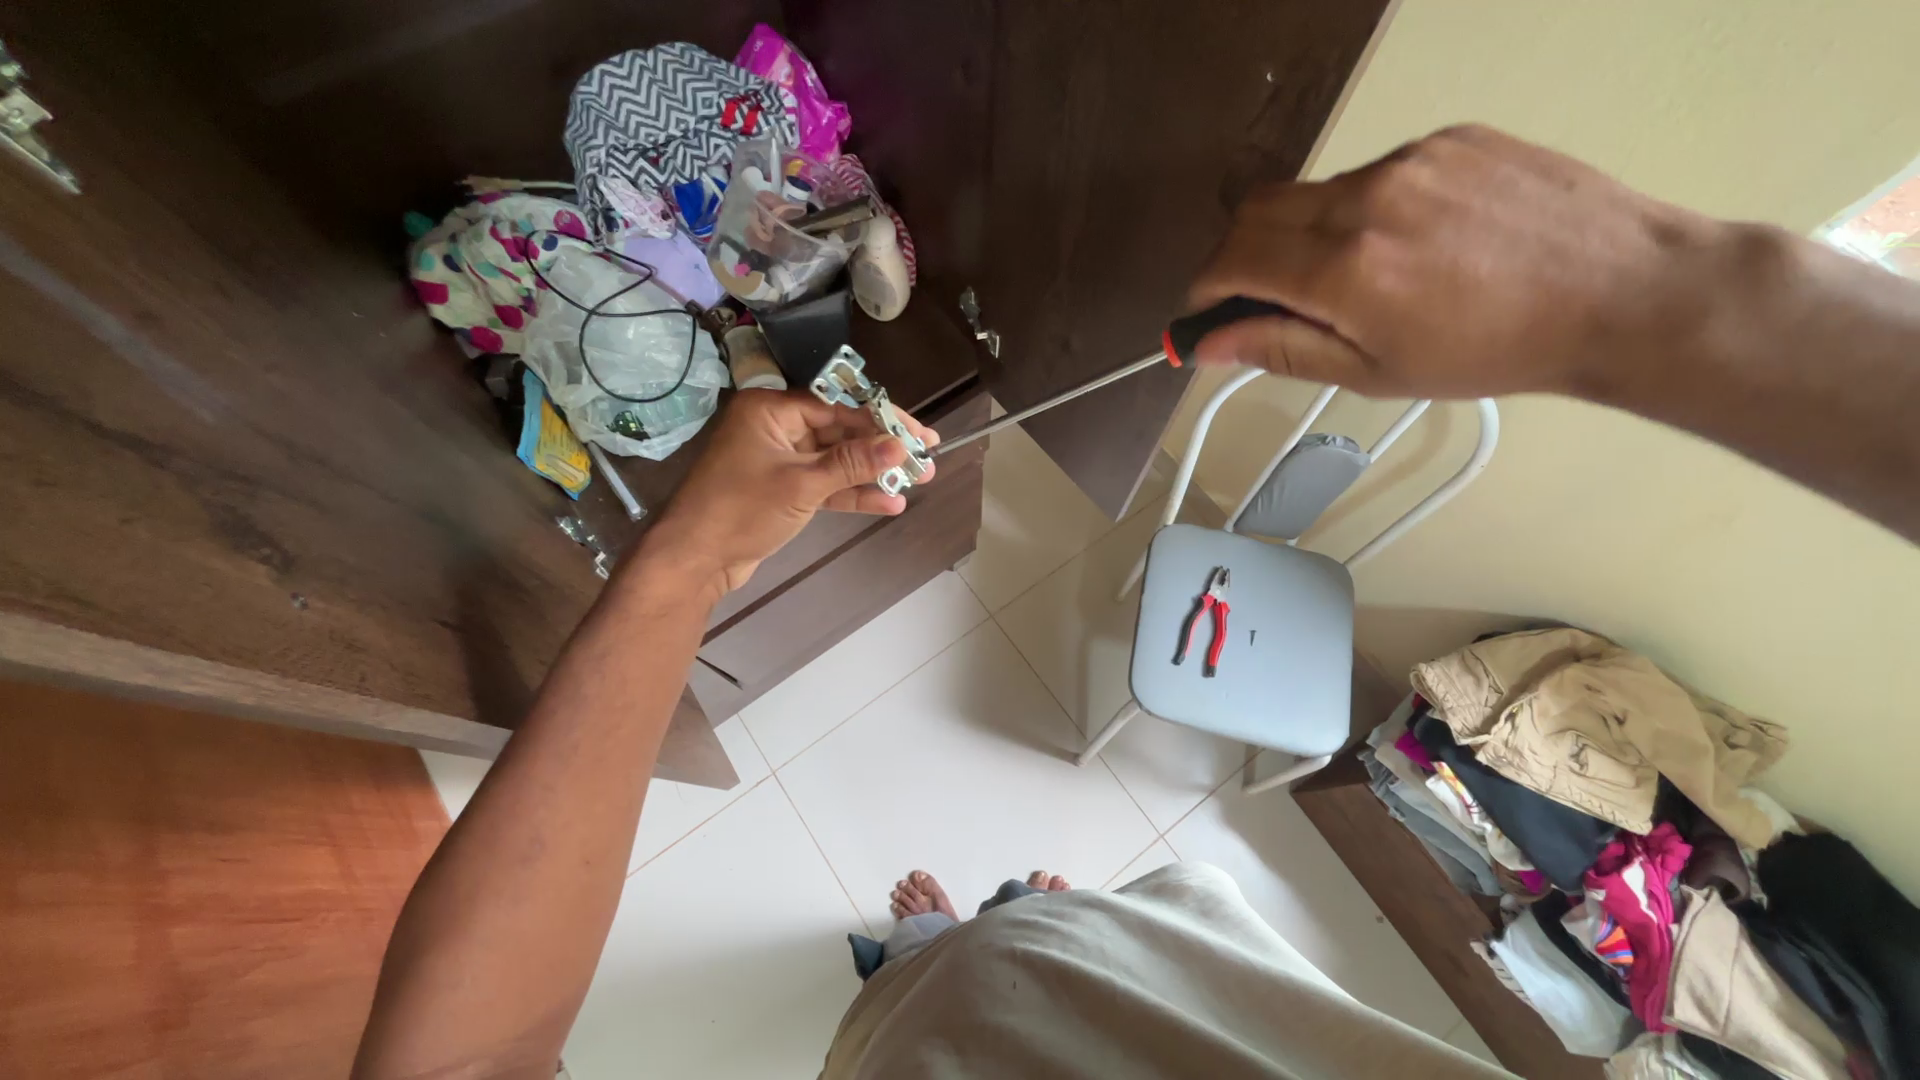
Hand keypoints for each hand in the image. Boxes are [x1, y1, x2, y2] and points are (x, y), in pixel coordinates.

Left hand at [633, 389, 937, 599]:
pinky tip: (889, 503)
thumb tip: (900, 446)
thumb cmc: (741, 510)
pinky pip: (825, 485)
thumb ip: (853, 463)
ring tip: (918, 480)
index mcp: (771, 410)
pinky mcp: (783, 491)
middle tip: (925, 457)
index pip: (837, 405)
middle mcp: (776, 428)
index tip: (919, 432)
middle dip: (882, 448)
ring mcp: (779, 461)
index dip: (882, 419)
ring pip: (836, 461)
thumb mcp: (802, 484)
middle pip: (840, 432)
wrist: (695, 559)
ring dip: (873, 472)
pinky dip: (852, 494)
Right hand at [1186, 124, 1736, 399]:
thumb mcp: (1373, 372)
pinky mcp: (1448, 138)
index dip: (1202, 289)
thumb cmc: (1492, 352)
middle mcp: (1365, 198)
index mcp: (1343, 268)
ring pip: (1311, 193)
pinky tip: (1406, 242)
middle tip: (1255, 298)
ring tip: (1349, 277)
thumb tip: (1207, 344)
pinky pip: (1371, 173)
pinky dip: (1357, 210)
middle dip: (1235, 257)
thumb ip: (1280, 349)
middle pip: (1254, 212)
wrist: (1621, 293)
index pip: (1231, 259)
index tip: (1203, 315)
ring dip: (1299, 235)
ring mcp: (1409, 160)